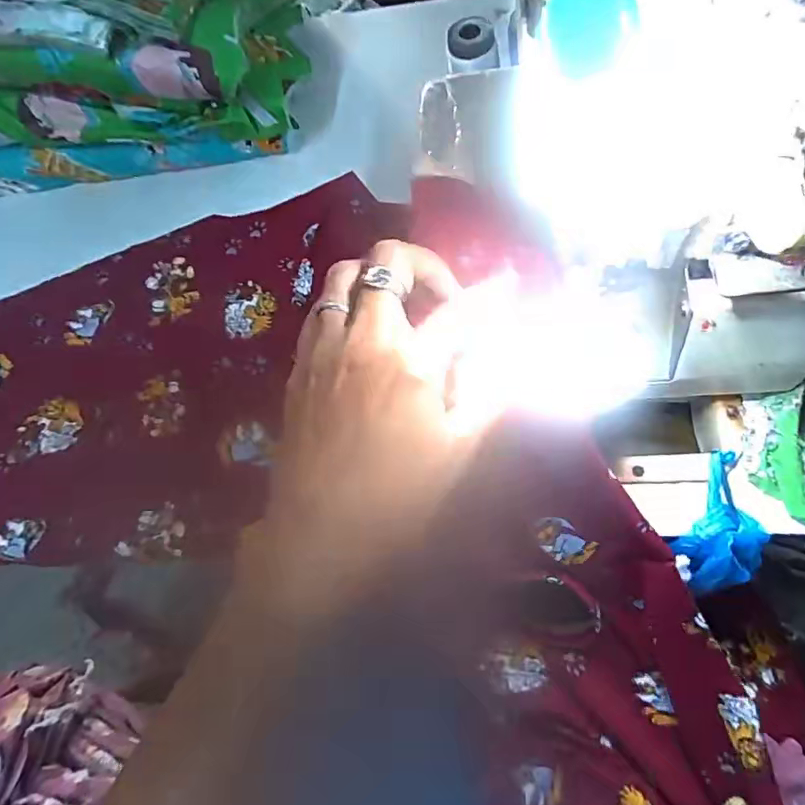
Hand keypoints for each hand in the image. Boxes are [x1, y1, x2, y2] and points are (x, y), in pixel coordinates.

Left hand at [243, 240, 474, 613]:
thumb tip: (502, 352)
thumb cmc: (399, 505)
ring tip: (401, 309)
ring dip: (377, 277)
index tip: (507, 285)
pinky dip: (345, 305)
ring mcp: (323, 350)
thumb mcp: (461, 455)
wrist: (316, 542)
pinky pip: (319, 311)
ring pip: (342, 276)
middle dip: (425, 267)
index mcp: (411, 362)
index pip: (461, 308)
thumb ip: (488, 393)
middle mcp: (362, 340)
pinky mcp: (298, 370)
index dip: (491, 294)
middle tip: (445, 302)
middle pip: (387, 262)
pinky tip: (361, 339)